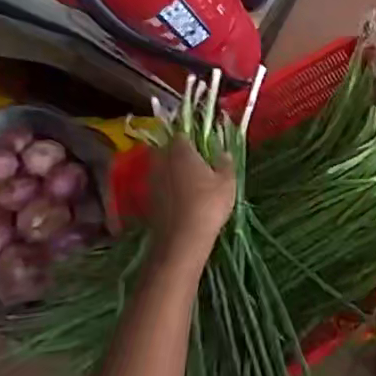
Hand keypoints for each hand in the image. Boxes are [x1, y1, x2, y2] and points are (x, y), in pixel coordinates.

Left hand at [148, 137, 234, 266]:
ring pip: (161, 169)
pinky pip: (159, 186)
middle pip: (166, 150)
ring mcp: (152, 182)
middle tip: (194, 161)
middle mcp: (162, 162)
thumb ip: (225, 163)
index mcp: (180, 151)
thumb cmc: (208, 204)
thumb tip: (224, 153)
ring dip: (171, 172)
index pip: (181, 135)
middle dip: (177, 153)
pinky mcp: (148, 201)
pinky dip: (168, 188)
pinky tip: (181, 198)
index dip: (191, 138)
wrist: (181, 240)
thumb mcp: (227, 182)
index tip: (201, 145)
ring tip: (189, 181)